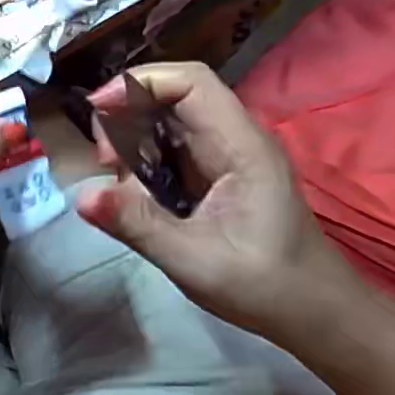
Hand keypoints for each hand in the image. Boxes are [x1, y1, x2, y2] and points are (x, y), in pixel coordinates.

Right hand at [76, 62, 369, 339]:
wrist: (314, 312)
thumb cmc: (263, 286)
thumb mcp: (193, 261)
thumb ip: (137, 224)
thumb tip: (81, 197)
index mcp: (241, 146)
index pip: (191, 82)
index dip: (140, 83)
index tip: (99, 110)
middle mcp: (233, 137)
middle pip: (171, 93)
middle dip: (127, 114)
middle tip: (107, 162)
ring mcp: (224, 151)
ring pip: (166, 117)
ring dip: (130, 137)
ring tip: (118, 179)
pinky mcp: (214, 169)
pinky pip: (169, 143)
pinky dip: (142, 156)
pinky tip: (135, 190)